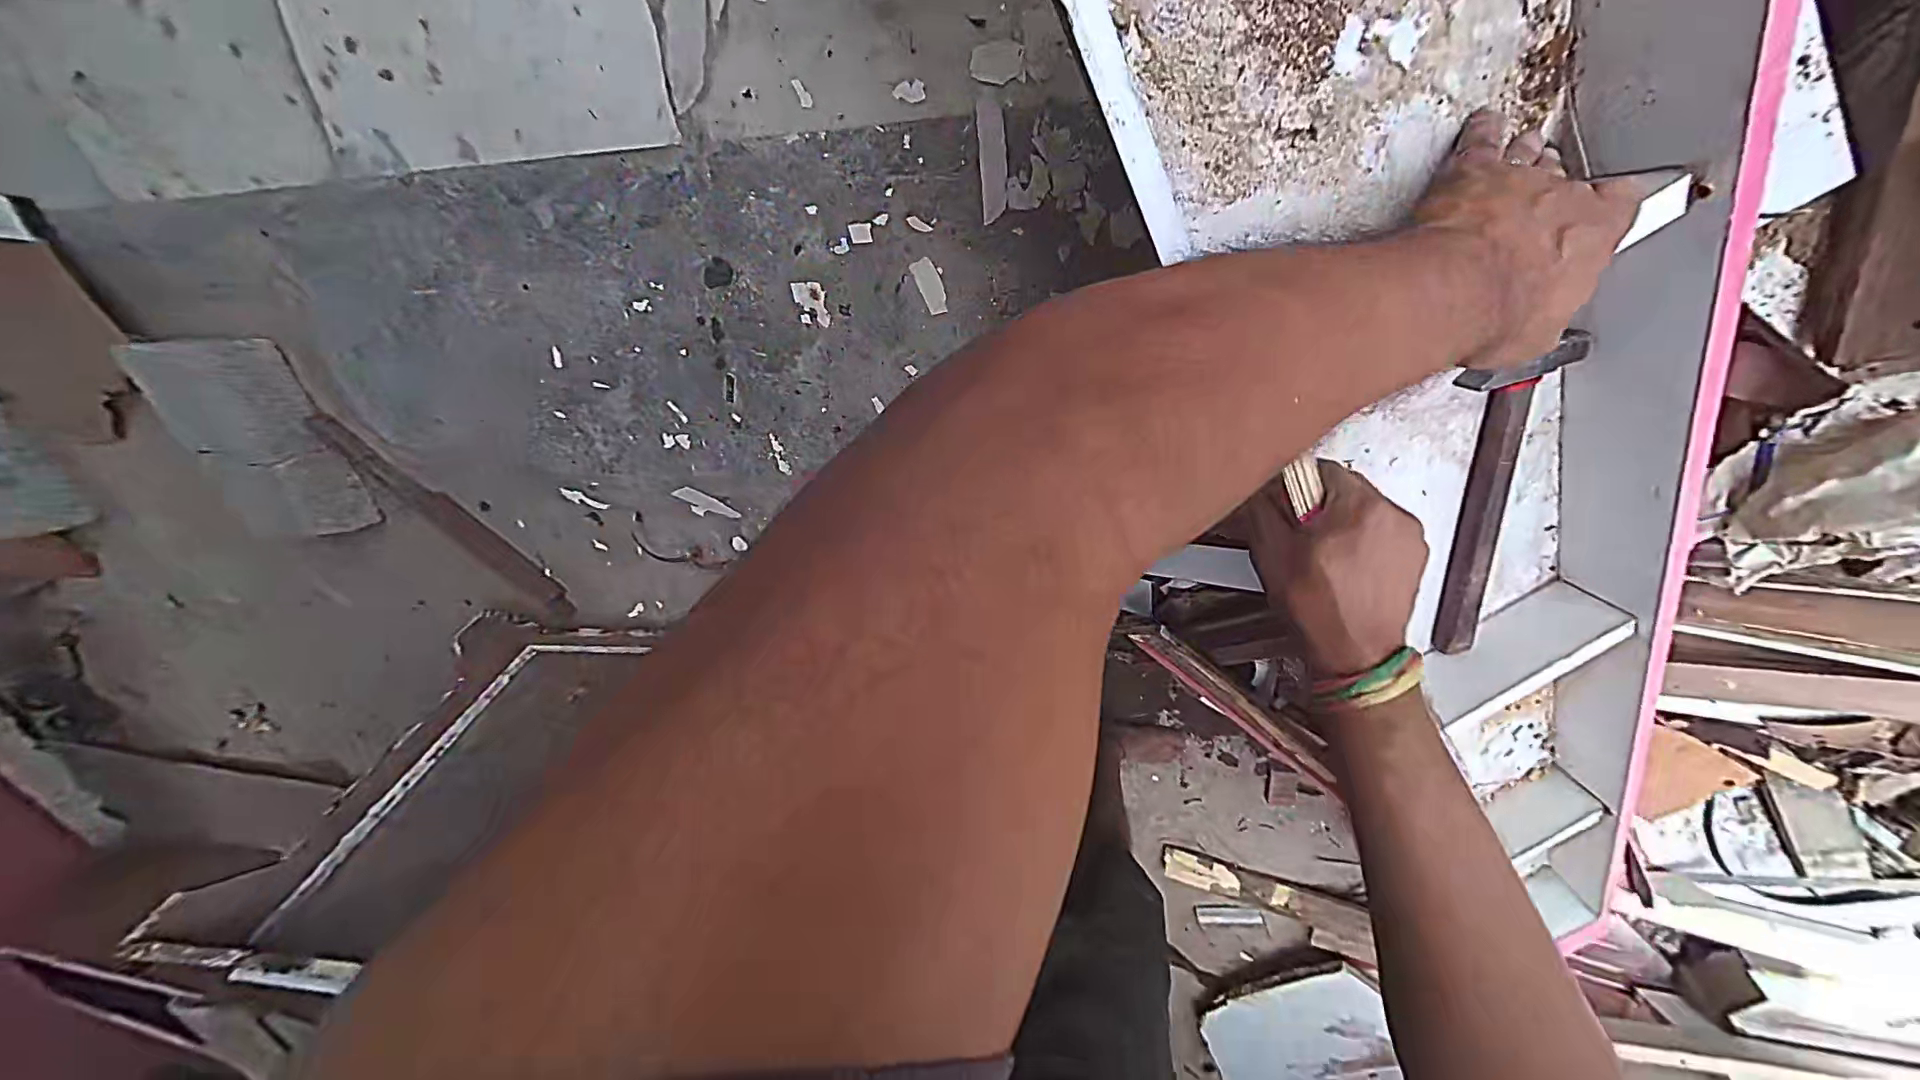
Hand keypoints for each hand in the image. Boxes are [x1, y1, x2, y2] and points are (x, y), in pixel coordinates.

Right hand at [1245, 461, 1426, 677]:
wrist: (1355, 655)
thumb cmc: (1319, 612)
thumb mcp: (1272, 552)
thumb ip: (1264, 507)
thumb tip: (1260, 484)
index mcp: (1360, 506)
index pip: (1318, 469)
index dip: (1291, 489)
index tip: (1283, 510)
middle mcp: (1392, 515)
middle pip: (1342, 489)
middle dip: (1316, 508)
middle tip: (1298, 539)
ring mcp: (1408, 536)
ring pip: (1361, 510)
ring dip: (1338, 524)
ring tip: (1320, 557)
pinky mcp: (1414, 554)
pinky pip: (1379, 532)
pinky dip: (1360, 542)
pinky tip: (1341, 568)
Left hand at [1413, 108, 1647, 369]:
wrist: (1453, 294)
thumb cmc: (1496, 315)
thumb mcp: (1535, 336)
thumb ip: (1542, 320)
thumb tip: (1528, 334)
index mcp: (1597, 233)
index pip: (1618, 209)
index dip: (1601, 213)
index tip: (1591, 220)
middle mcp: (1563, 197)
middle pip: (1564, 183)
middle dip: (1551, 190)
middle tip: (1534, 202)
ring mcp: (1516, 179)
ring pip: (1527, 158)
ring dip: (1522, 159)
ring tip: (1522, 156)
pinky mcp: (1469, 172)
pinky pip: (1480, 141)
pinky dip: (1480, 134)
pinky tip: (1481, 128)